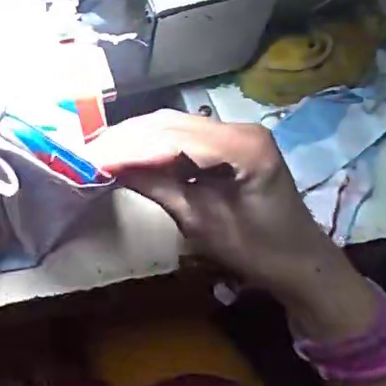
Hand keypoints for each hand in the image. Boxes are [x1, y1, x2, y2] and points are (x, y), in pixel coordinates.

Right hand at [83, 109, 377, 339]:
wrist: (300, 261)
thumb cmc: (258, 251)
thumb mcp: (201, 223)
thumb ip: (157, 187)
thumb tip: (109, 167)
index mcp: (244, 148)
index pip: (173, 140)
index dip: (128, 148)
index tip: (91, 159)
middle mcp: (240, 127)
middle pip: (168, 124)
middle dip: (124, 138)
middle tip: (86, 154)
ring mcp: (234, 129)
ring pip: (170, 124)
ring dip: (133, 138)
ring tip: (98, 153)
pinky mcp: (226, 138)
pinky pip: (180, 134)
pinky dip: (150, 143)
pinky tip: (126, 153)